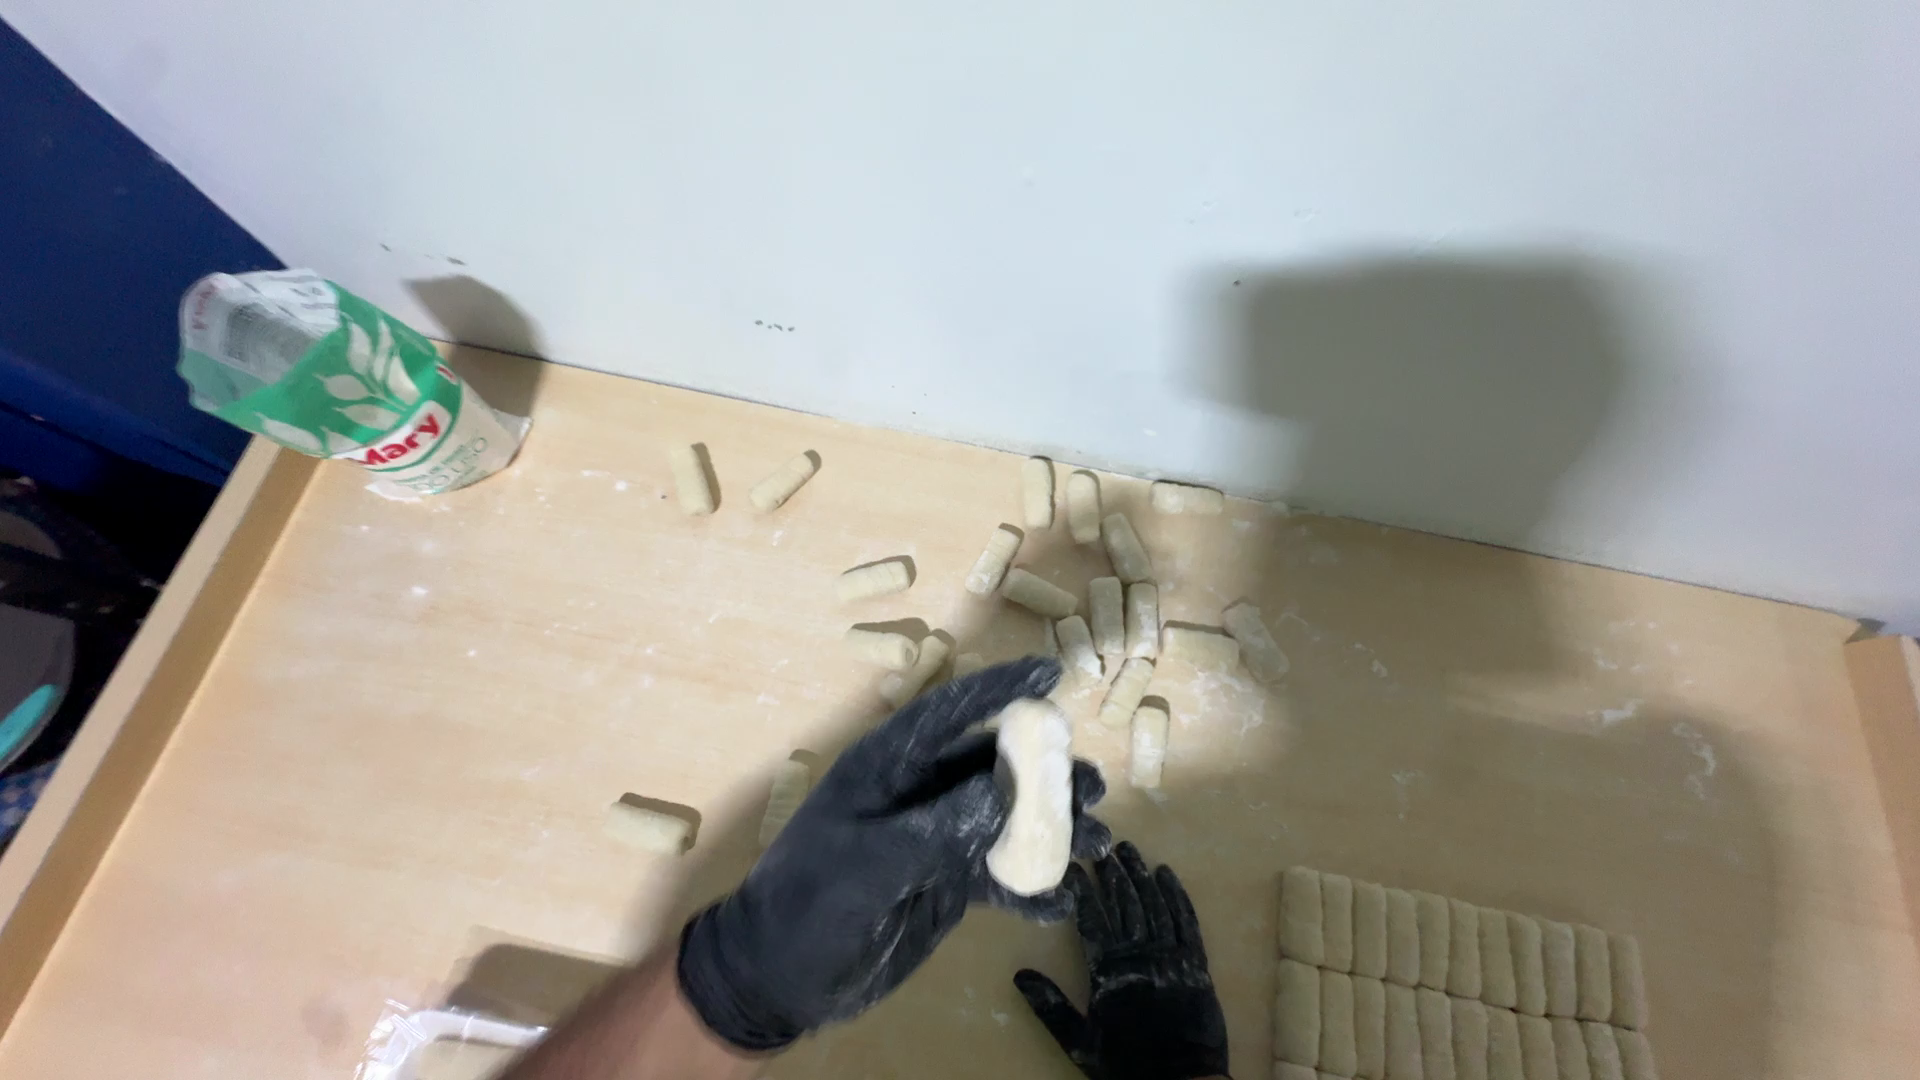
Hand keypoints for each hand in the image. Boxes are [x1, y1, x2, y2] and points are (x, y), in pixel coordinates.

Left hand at [678, 657, 1112, 1050]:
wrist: (778, 977)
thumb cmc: (809, 904)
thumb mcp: (868, 863)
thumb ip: (937, 826)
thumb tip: (1008, 789)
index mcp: (889, 764)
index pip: (950, 712)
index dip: (999, 688)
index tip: (1050, 673)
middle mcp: (919, 789)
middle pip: (993, 764)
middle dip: (1046, 771)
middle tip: (1094, 783)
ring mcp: (935, 833)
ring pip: (1005, 817)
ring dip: (1051, 827)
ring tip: (1097, 843)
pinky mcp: (945, 878)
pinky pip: (999, 871)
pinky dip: (1030, 884)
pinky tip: (1058, 901)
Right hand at [1014, 843, 1229, 1079]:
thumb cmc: (1127, 1064)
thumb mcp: (1080, 1042)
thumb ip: (1050, 1006)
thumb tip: (1018, 974)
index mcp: (1109, 970)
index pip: (1091, 918)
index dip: (1082, 890)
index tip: (1073, 867)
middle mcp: (1139, 954)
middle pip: (1123, 903)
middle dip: (1111, 873)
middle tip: (1103, 847)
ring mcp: (1170, 955)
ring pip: (1153, 905)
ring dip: (1140, 875)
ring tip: (1129, 850)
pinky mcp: (1196, 963)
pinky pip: (1186, 921)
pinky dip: (1177, 896)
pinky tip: (1168, 875)